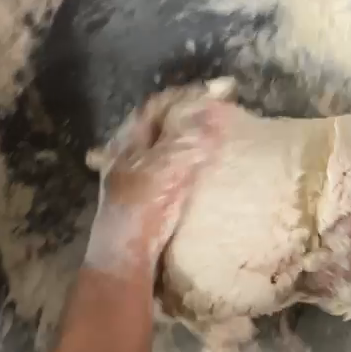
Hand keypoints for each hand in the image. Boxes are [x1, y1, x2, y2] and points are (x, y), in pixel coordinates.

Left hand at [84, 81, 230, 279]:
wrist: (126, 261)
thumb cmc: (143, 209)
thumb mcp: (168, 166)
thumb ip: (190, 136)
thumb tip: (214, 110)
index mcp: (129, 140)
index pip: (160, 104)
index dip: (191, 94)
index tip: (224, 91)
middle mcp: (127, 155)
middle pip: (161, 125)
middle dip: (189, 115)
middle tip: (221, 111)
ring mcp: (135, 180)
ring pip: (164, 148)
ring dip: (188, 139)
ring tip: (216, 137)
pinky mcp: (147, 202)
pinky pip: (171, 172)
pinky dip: (188, 164)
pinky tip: (200, 172)